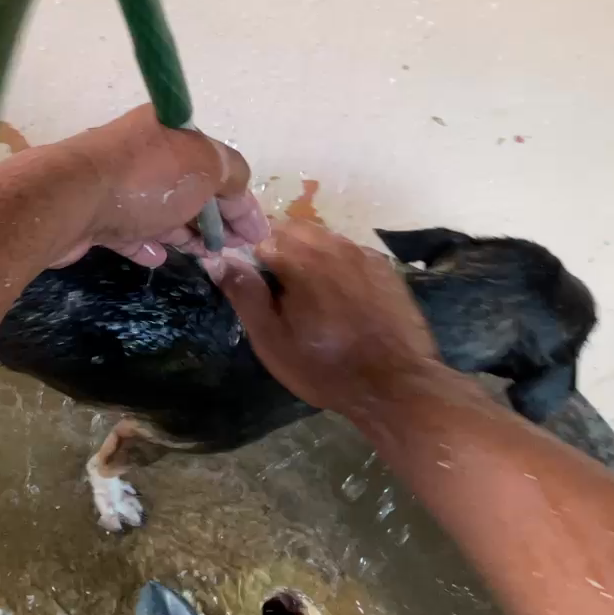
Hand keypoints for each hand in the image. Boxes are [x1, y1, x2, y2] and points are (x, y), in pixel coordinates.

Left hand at [43, 105, 269, 266]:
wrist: (69, 201)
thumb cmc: (145, 179)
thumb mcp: (204, 165)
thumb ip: (230, 172)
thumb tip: (235, 186)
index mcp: (167, 130)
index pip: (215, 162)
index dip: (241, 199)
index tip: (256, 236)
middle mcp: (140, 153)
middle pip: (186, 187)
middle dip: (214, 217)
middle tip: (231, 249)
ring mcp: (114, 185)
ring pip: (158, 210)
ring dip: (183, 232)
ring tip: (205, 256)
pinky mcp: (93, 215)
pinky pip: (127, 231)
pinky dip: (146, 244)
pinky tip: (159, 259)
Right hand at [206, 219, 445, 414]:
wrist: (395, 386)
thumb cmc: (323, 366)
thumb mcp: (271, 338)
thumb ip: (244, 293)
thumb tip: (219, 260)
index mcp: (299, 260)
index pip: (257, 235)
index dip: (246, 254)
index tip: (246, 278)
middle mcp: (332, 246)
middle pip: (290, 228)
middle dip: (274, 247)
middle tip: (271, 283)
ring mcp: (363, 254)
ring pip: (321, 236)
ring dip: (304, 251)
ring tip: (302, 287)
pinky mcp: (384, 268)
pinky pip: (348, 250)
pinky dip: (333, 261)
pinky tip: (334, 291)